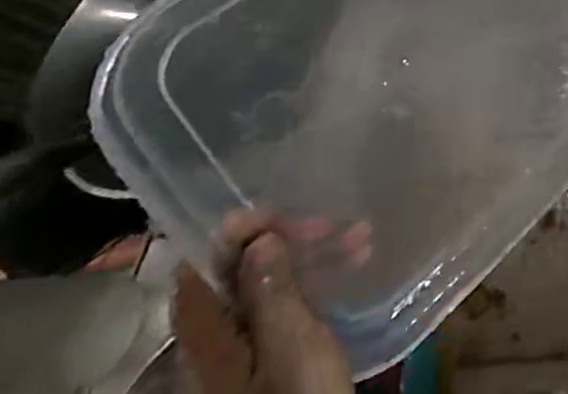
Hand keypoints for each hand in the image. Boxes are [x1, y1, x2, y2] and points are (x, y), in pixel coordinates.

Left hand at [172, 209, 366, 393]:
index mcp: (206, 332)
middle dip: (290, 238)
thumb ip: (271, 291)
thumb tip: (255, 238)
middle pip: (241, 267)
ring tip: (363, 237)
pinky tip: (354, 262)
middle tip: (336, 225)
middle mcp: (217, 334)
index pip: (204, 261)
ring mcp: (244, 345)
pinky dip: (318, 277)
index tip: (286, 213)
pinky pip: (287, 300)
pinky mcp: (271, 353)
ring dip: (314, 253)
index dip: (242, 229)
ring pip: (271, 280)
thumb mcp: (291, 346)